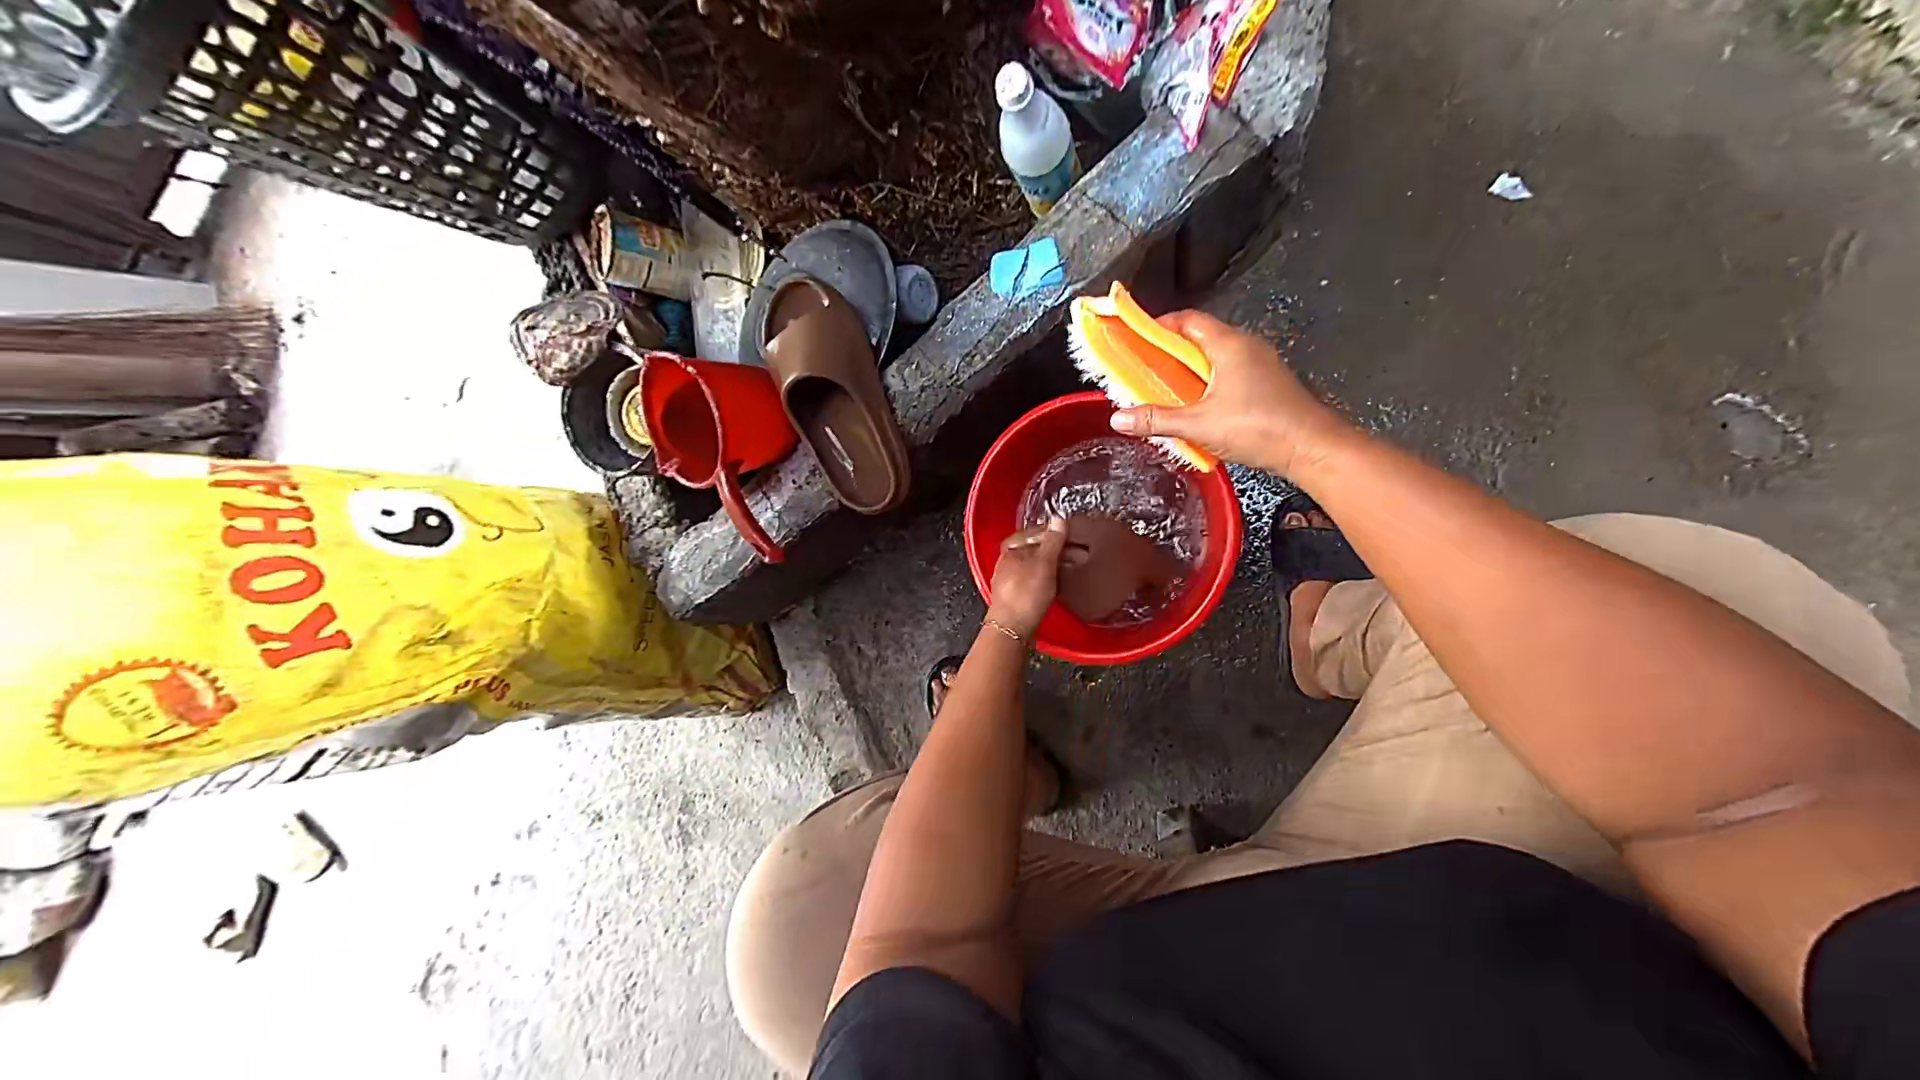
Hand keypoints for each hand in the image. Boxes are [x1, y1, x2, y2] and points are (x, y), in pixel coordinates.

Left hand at [987, 518, 1069, 638]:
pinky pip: (1035, 581)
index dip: (1056, 533)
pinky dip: (1049, 579)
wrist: (1011, 630)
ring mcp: (1010, 580)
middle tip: (1079, 553)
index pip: (1036, 532)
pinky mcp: (1016, 597)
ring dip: (1055, 565)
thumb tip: (1059, 519)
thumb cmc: (1026, 595)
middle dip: (1058, 550)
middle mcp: (1007, 562)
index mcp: (1011, 549)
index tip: (1074, 537)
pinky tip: (1058, 584)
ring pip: (1036, 566)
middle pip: (1036, 549)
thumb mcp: (1044, 564)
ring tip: (1072, 567)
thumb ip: (1052, 542)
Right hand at [1109, 311, 1350, 475]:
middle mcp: (1245, 347)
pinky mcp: (1265, 384)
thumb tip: (1120, 418)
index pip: (1186, 320)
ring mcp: (1259, 365)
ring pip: (1213, 358)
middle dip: (1168, 352)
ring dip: (1187, 371)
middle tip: (1143, 368)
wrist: (1312, 448)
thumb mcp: (1198, 425)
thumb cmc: (1263, 427)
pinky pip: (1227, 374)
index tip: (1135, 337)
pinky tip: (1194, 408)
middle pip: (1198, 338)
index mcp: (1228, 344)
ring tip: (1163, 390)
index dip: (1158, 326)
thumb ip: (1156, 419)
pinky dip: (1205, 385)